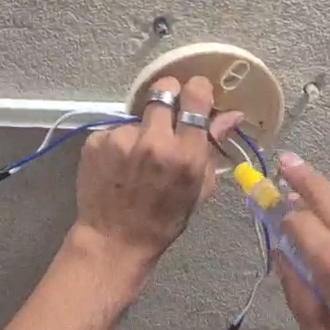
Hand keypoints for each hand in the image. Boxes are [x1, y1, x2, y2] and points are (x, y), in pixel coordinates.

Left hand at [68, 76, 244, 275]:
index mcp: (185, 154)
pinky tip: (118, 165)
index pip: (194, 96)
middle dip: (167, 97)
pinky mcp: (96, 140)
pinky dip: (118, 142)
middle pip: (163, 89)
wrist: (114, 240)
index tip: (195, 94)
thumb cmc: (164, 219)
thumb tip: (233, 113)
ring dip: (141, 129)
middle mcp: (153, 140)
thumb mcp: (198, 188)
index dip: (196, 90)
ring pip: (137, 115)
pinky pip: (114, 129)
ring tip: (136, 157)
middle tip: (166, 115)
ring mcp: (121, 138)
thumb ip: (213, 146)